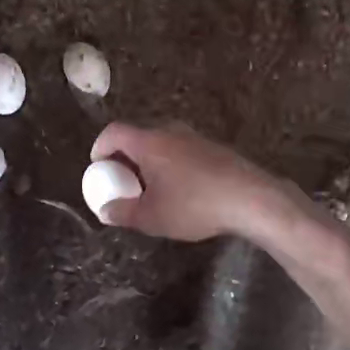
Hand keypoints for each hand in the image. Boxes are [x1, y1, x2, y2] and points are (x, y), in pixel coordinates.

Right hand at [89, 122, 298, 241]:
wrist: (251, 198)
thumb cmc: (193, 205)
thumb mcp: (151, 217)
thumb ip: (123, 213)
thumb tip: (106, 211)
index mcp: (149, 142)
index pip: (114, 132)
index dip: (100, 147)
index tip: (98, 168)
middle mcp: (171, 131)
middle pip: (138, 137)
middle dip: (125, 159)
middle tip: (123, 182)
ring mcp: (196, 138)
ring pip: (162, 144)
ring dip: (150, 163)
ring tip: (151, 190)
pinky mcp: (215, 149)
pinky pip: (182, 152)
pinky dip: (171, 166)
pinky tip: (180, 192)